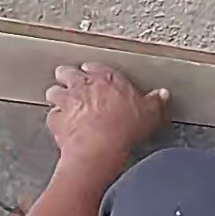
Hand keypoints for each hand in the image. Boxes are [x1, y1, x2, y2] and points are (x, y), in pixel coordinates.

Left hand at [45, 63, 169, 173]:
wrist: (99, 149)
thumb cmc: (123, 128)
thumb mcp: (149, 113)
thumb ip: (155, 101)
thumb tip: (162, 95)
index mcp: (106, 78)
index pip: (95, 66)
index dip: (93, 70)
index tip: (95, 75)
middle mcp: (83, 85)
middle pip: (67, 72)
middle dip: (67, 76)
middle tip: (72, 81)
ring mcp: (67, 102)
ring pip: (54, 91)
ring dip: (57, 95)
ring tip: (62, 100)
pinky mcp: (56, 120)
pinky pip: (53, 116)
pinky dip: (56, 119)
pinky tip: (62, 124)